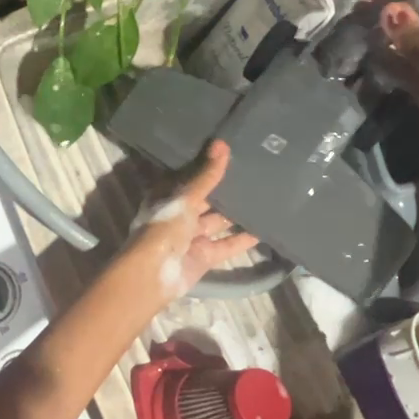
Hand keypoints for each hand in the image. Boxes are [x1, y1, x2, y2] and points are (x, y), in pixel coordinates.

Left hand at [115, 141, 259, 307]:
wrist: (153, 274)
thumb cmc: (163, 228)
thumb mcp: (184, 198)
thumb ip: (206, 176)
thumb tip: (222, 144)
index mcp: (166, 197)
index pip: (188, 177)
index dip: (205, 165)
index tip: (229, 150)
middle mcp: (179, 215)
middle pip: (206, 199)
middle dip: (226, 189)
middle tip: (255, 171)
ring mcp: (192, 236)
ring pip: (219, 221)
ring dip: (238, 213)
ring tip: (265, 195)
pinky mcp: (205, 255)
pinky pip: (228, 244)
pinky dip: (244, 238)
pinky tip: (265, 227)